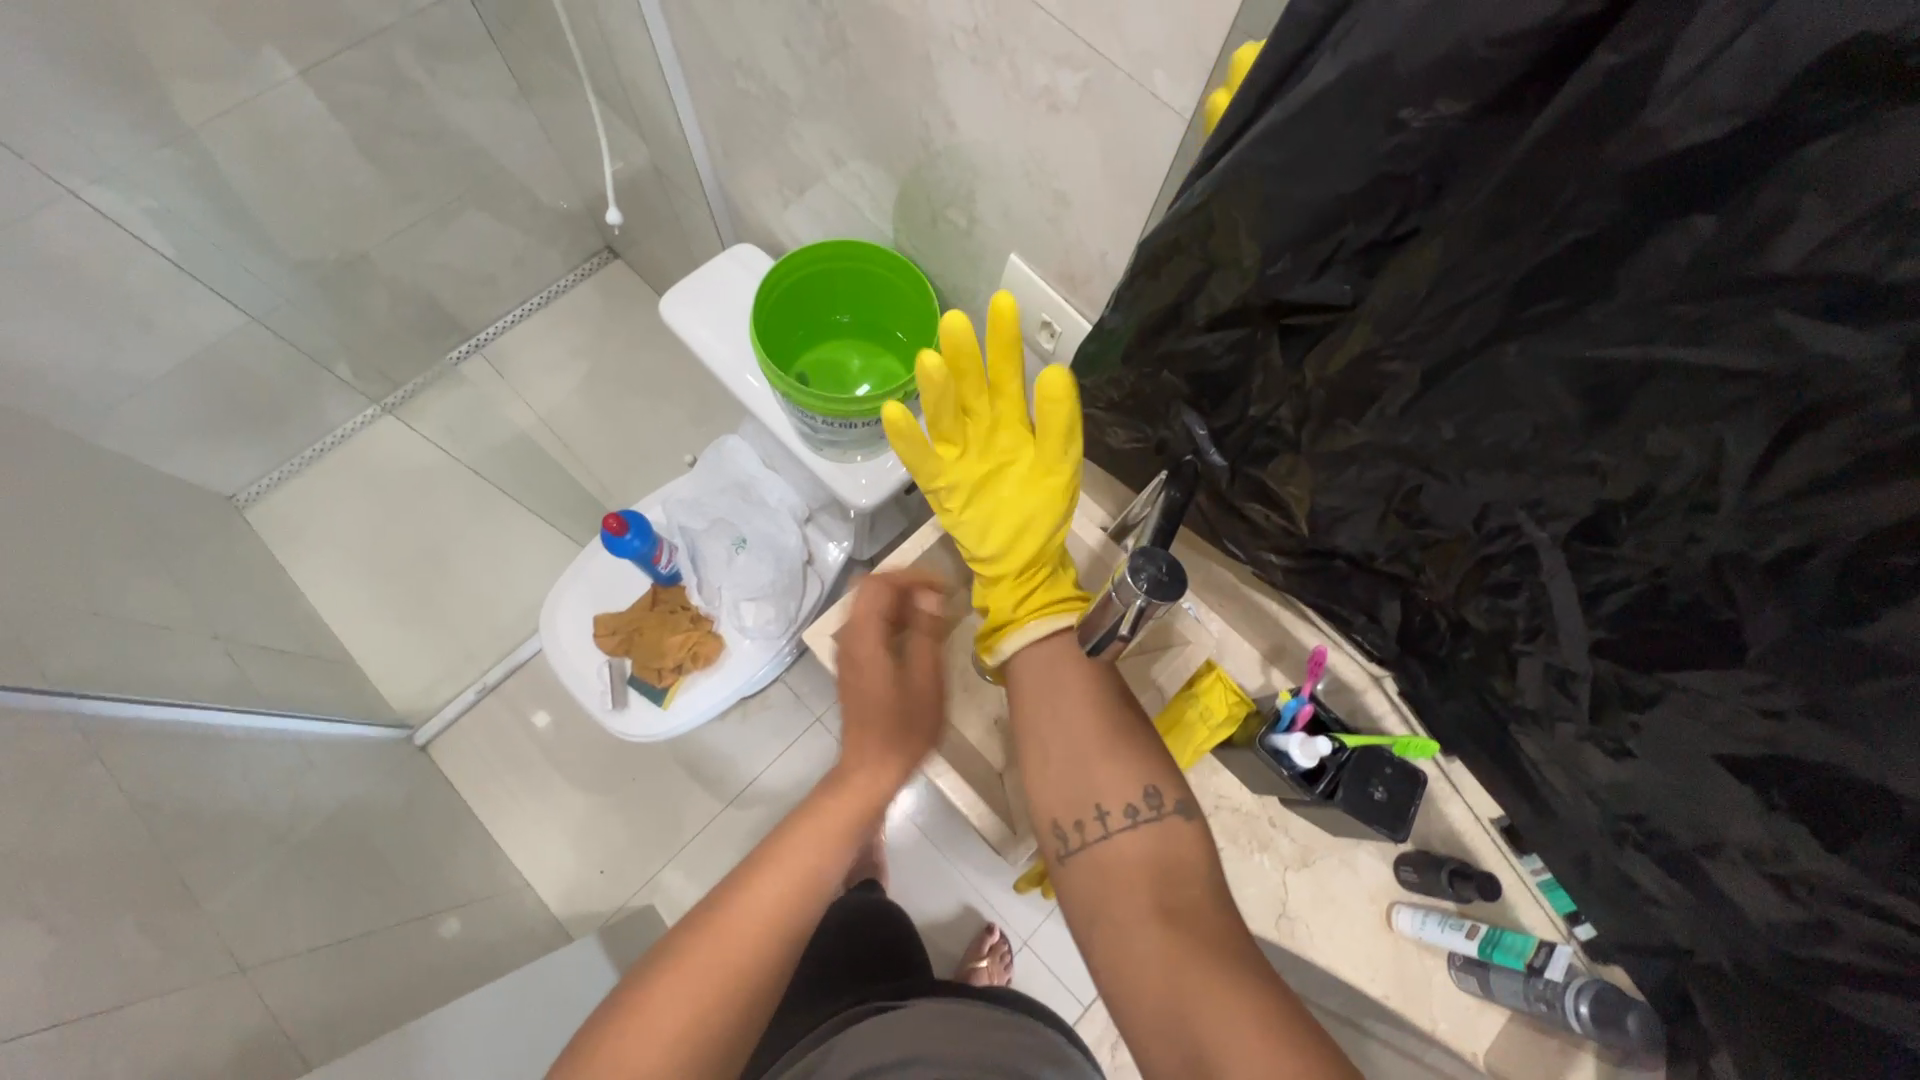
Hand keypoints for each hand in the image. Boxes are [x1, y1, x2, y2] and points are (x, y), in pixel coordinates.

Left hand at [831, 572, 949, 795]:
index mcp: (863, 635)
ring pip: (870, 607)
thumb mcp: (926, 678)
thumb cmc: (903, 728)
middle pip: (871, 590)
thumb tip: (929, 594)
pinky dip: (894, 621)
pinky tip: (919, 637)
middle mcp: (848, 636)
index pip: (880, 583)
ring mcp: (847, 651)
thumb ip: (926, 631)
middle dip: (906, 586)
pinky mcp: (853, 664)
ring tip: (935, 615)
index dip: (912, 576)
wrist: (871, 768)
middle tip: (940, 598)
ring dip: (901, 604)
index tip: (944, 586)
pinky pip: (870, 627)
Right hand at [881, 291, 1089, 666]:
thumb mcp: (1061, 463)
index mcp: (1014, 422)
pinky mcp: (940, 484)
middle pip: (970, 388)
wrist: (1023, 560)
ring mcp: (957, 455)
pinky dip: (908, 439)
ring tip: (929, 361)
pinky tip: (894, 413)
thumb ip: (1060, 421)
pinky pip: (921, 459)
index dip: (1004, 341)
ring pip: (944, 416)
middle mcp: (981, 431)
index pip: (1007, 374)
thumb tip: (1056, 370)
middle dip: (964, 356)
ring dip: (936, 390)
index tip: (1002, 301)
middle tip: (954, 322)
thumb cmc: (1042, 510)